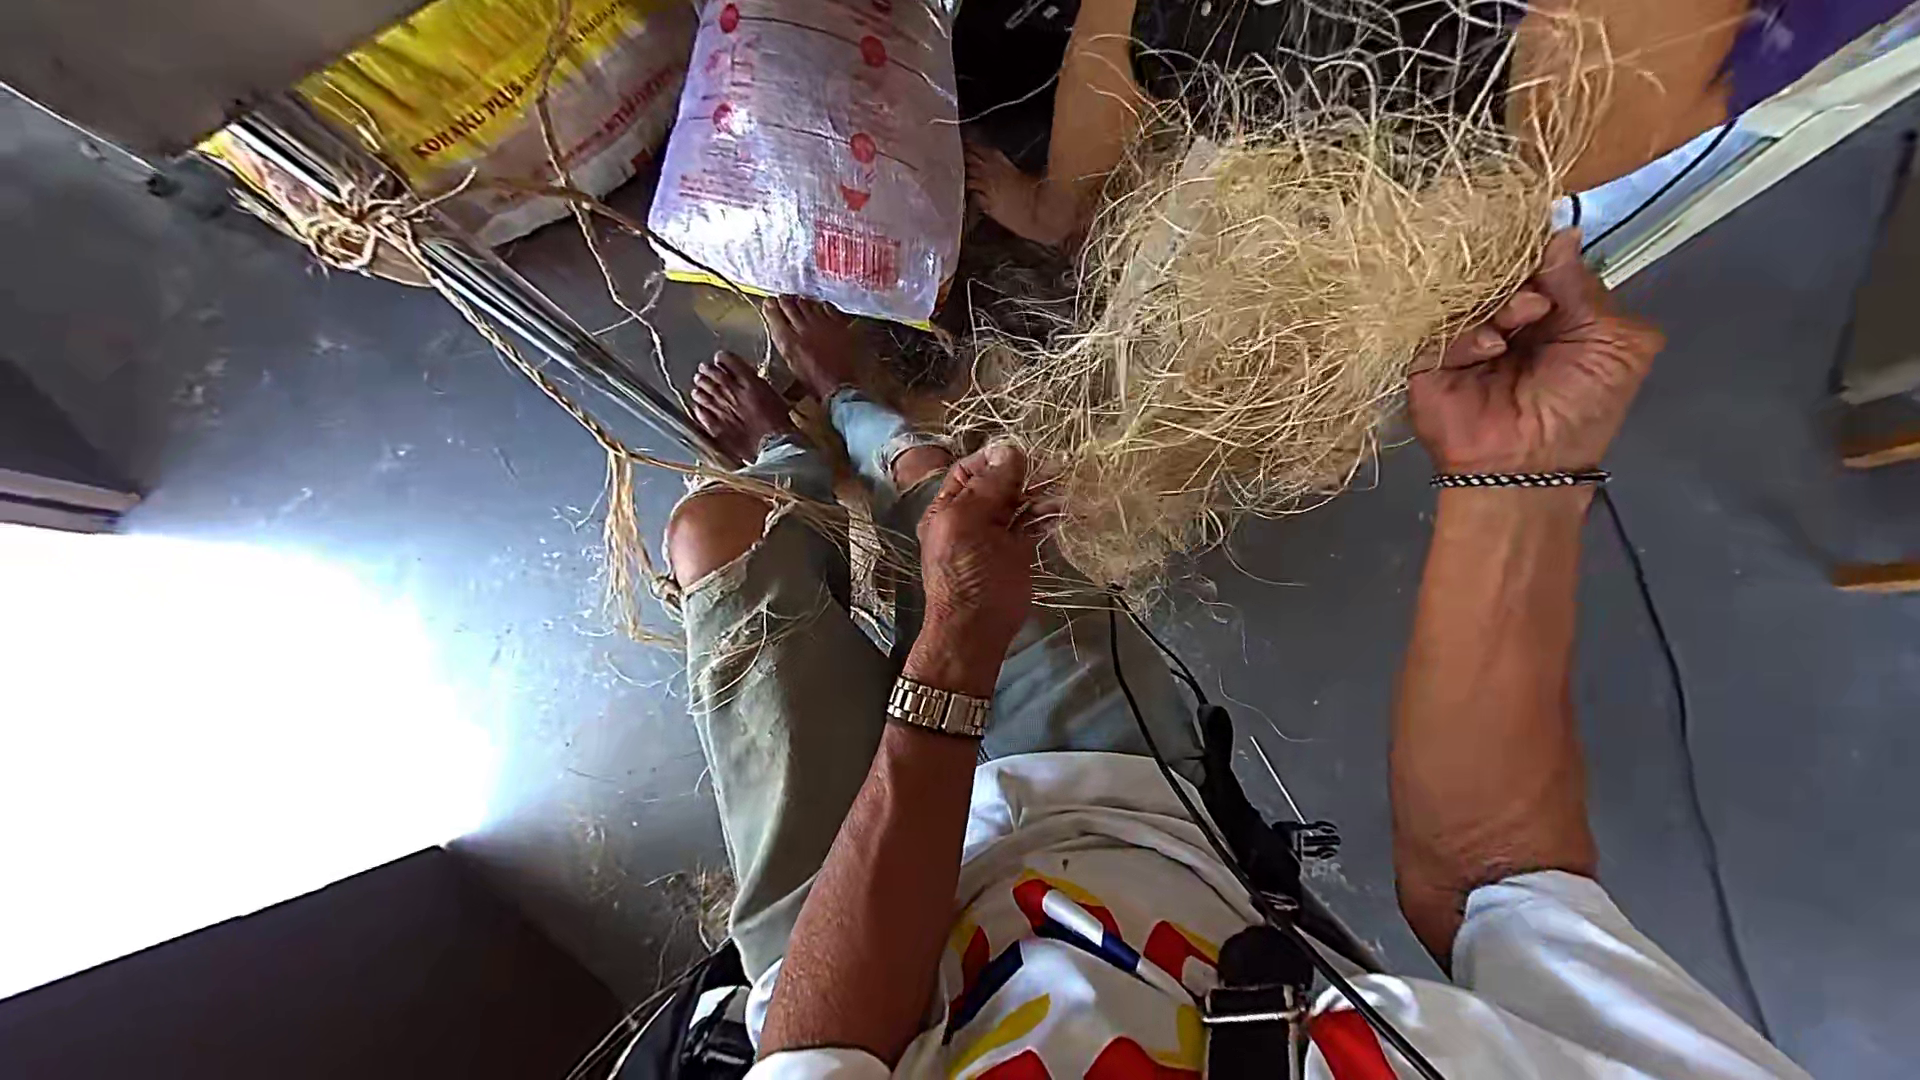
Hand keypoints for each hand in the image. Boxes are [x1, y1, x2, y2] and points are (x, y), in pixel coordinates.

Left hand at [904, 443, 1055, 696]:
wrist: (977, 624)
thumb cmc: (964, 572)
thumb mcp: (967, 522)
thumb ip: (988, 486)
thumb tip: (1008, 450)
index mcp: (949, 506)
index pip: (970, 470)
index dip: (994, 459)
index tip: (1021, 453)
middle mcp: (972, 514)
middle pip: (999, 482)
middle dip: (1023, 472)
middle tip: (1051, 464)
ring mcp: (997, 532)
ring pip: (1019, 500)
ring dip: (1039, 490)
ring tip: (1061, 483)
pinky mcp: (1019, 548)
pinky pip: (1033, 522)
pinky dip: (1047, 513)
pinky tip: (1061, 508)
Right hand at [1409, 229, 1664, 474]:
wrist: (1528, 463)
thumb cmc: (1582, 407)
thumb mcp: (1612, 340)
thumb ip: (1584, 290)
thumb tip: (1561, 236)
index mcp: (1548, 315)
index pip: (1537, 269)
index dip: (1540, 256)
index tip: (1547, 247)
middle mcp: (1501, 324)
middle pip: (1499, 280)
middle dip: (1521, 281)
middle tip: (1538, 301)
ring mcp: (1462, 344)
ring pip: (1467, 303)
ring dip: (1498, 306)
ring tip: (1521, 321)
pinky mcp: (1428, 366)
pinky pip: (1436, 335)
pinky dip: (1465, 335)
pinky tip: (1490, 349)